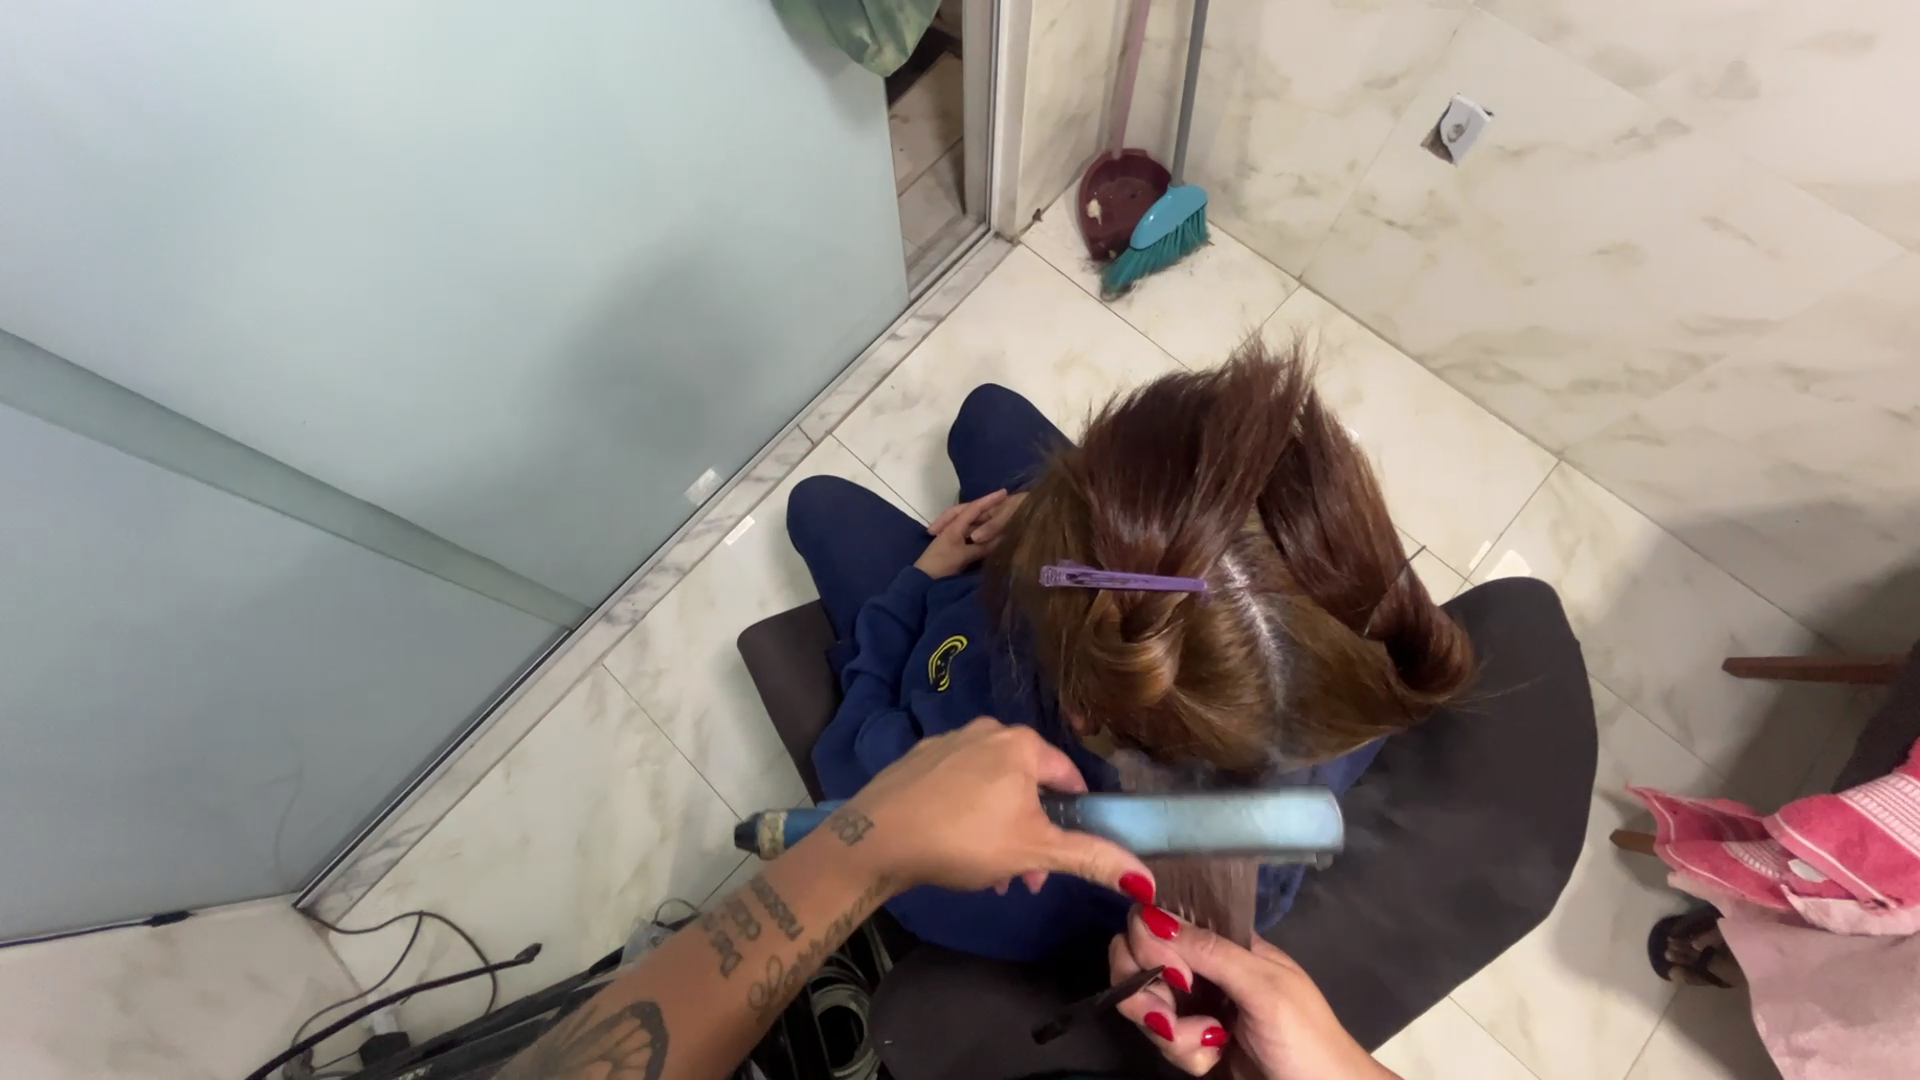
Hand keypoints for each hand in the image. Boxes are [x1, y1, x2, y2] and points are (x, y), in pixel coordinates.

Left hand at [843, 718, 1151, 896]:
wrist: (878, 836)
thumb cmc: (965, 838)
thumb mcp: (1034, 851)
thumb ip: (1091, 859)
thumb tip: (1146, 878)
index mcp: (1021, 743)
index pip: (1070, 776)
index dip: (1076, 820)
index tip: (1064, 858)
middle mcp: (988, 730)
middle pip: (1030, 784)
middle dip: (1035, 834)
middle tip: (1027, 878)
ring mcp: (950, 740)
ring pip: (994, 787)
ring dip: (1003, 828)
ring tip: (990, 874)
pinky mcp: (920, 757)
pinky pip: (960, 784)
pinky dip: (969, 812)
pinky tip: (956, 847)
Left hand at [915, 490, 1009, 578]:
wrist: (922, 580)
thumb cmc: (942, 565)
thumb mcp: (964, 556)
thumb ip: (983, 546)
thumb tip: (1001, 539)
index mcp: (955, 526)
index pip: (975, 508)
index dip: (990, 500)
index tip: (1004, 492)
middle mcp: (953, 527)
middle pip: (970, 512)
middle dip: (985, 507)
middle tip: (1001, 502)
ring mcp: (951, 536)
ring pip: (969, 522)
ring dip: (982, 519)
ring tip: (996, 517)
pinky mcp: (951, 546)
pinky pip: (967, 532)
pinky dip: (977, 531)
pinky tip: (984, 535)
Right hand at [1109, 909, 1396, 1079]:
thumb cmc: (1307, 1040)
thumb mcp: (1263, 988)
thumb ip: (1208, 950)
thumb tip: (1148, 914)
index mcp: (1221, 939)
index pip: (1160, 917)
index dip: (1149, 939)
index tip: (1173, 970)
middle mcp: (1200, 966)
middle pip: (1138, 956)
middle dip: (1145, 989)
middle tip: (1168, 1016)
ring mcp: (1193, 1005)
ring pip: (1143, 998)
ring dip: (1167, 1028)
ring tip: (1205, 1045)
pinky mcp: (1189, 1043)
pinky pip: (1159, 1037)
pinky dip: (1181, 1052)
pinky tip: (1209, 1061)